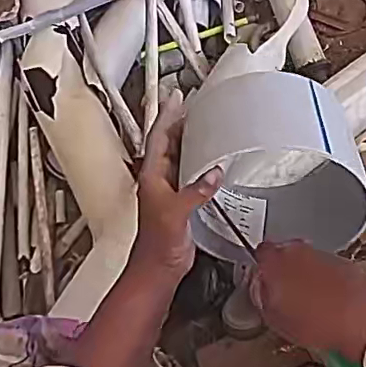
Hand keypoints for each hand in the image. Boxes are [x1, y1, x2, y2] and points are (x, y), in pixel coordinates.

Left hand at [128, 96, 221, 282]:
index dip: (167, 116)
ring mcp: (169, 190)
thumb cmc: (157, 244)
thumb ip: (195, 192)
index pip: (158, 137)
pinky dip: (200, 163)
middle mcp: (158, 179)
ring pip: (178, 156)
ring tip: (202, 124)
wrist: (158, 269)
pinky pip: (190, 173)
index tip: (175, 98)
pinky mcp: (181, 202)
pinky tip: (212, 161)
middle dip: (178, 122)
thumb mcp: (176, 213)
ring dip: (189, 140)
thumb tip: (213, 173)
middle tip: (191, 104)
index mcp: (151, 176)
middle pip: (168, 142)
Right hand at [250, 241, 365, 361]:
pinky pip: (326, 270)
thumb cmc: (318, 319)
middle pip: (282, 254)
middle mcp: (297, 249)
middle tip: (283, 296)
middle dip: (282, 272)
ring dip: (305, 277)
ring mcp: (322, 254)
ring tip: (308, 306)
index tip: (261, 284)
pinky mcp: (343, 262)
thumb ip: (261, 297)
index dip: (259, 269)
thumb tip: (259, 291)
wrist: (363, 318)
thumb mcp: (274, 318)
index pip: (258, 253)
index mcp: (274, 259)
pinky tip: (327, 305)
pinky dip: (325, 282)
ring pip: (305, 261)